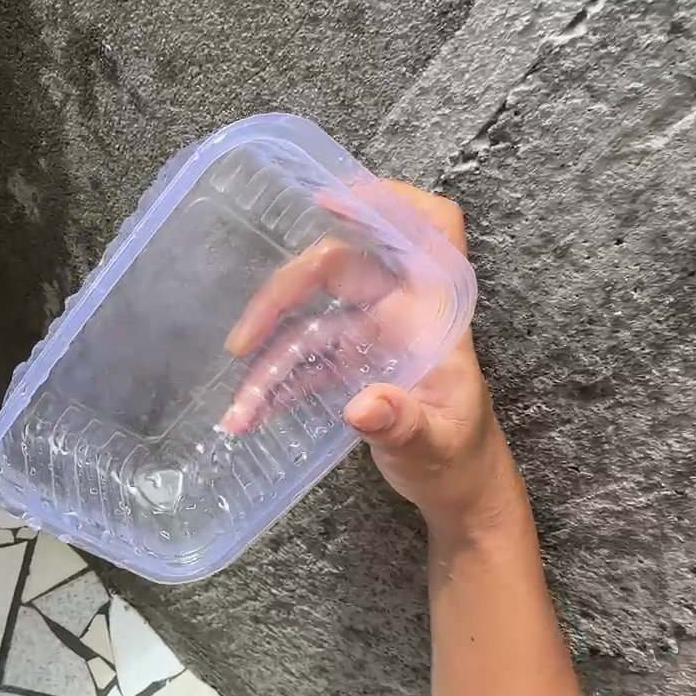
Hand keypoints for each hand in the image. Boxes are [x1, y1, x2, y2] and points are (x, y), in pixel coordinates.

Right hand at [223, 180, 520, 534]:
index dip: (386, 204)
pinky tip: (249, 415)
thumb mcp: (434, 446)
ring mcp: (370, 337)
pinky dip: (273, 384)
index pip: (428, 231)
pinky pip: (302, 359)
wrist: (458, 492)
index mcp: (433, 313)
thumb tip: (361, 407)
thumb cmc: (459, 461)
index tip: (328, 202)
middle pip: (338, 269)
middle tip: (241, 340)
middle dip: (283, 295)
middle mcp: (399, 312)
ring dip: (267, 356)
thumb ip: (403, 425)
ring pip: (309, 320)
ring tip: (237, 406)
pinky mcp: (348, 365)